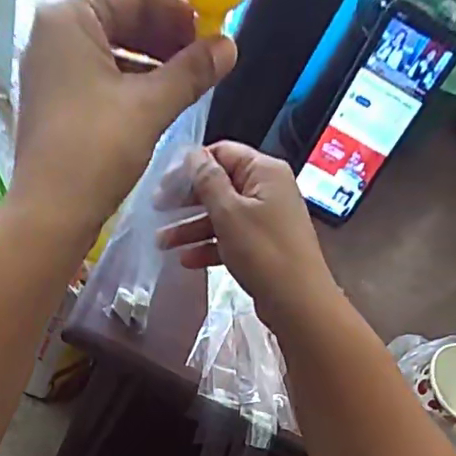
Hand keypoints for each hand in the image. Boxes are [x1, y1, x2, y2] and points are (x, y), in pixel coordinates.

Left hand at [11, 0, 236, 237]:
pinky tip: (157, 107)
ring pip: (111, 55)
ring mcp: (50, 74)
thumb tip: (227, 47)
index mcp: (68, 18)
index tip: (210, 34)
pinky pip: (98, 83)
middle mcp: (52, 37)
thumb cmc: (94, 154)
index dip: (177, 13)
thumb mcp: (150, 108)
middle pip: (120, 21)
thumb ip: (191, 72)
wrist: (50, 216)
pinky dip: (129, 89)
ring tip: (186, 86)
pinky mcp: (54, 107)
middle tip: (201, 61)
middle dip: (164, 40)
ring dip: (151, 67)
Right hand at [162, 141, 336, 320]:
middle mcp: (267, 190)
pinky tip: (186, 261)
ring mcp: (265, 220)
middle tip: (157, 211)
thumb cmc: (263, 252)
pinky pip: (229, 240)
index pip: (222, 153)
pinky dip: (208, 247)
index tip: (162, 185)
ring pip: (221, 216)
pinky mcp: (261, 248)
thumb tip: (193, 155)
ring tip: (162, 244)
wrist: (297, 302)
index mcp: (264, 171)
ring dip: (191, 228)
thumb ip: (208, 181)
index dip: (190, 166)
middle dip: (186, 201)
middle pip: (219, 186)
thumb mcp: (230, 213)